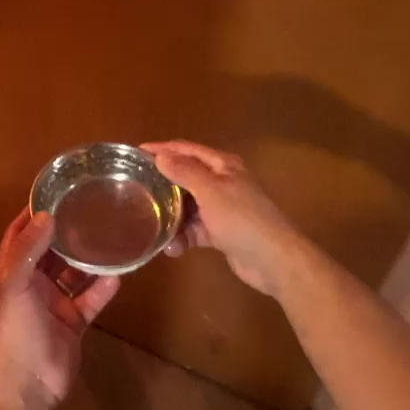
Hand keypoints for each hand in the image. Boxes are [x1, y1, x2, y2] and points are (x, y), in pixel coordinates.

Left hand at [0, 209, 119, 409]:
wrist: (29, 384)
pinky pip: (90, 299)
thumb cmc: (16, 330)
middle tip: (92, 209)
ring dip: (88, 259)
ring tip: (110, 236)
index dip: (34, 213)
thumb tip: (45, 214)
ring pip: (73, 273)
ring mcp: (53, 303)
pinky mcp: (73, 322)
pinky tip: (119, 274)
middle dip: (67, 232)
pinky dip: (102, 287)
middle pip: (50, 250)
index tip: (55, 191)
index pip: (20, 233)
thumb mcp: (16, 284)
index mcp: (12, 272)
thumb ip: (29, 249)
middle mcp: (32, 283)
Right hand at [143, 140, 314, 298]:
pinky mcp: (221, 232)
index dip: (162, 149)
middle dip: (163, 186)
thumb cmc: (242, 219)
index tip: (135, 153)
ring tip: (153, 226)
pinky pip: (195, 230)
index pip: (186, 150)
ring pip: (188, 207)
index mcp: (222, 166)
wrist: (274, 260)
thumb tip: (161, 156)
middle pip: (185, 178)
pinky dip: (184, 237)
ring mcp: (222, 209)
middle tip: (136, 190)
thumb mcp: (211, 191)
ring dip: (172, 217)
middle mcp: (222, 183)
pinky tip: (173, 249)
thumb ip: (185, 172)